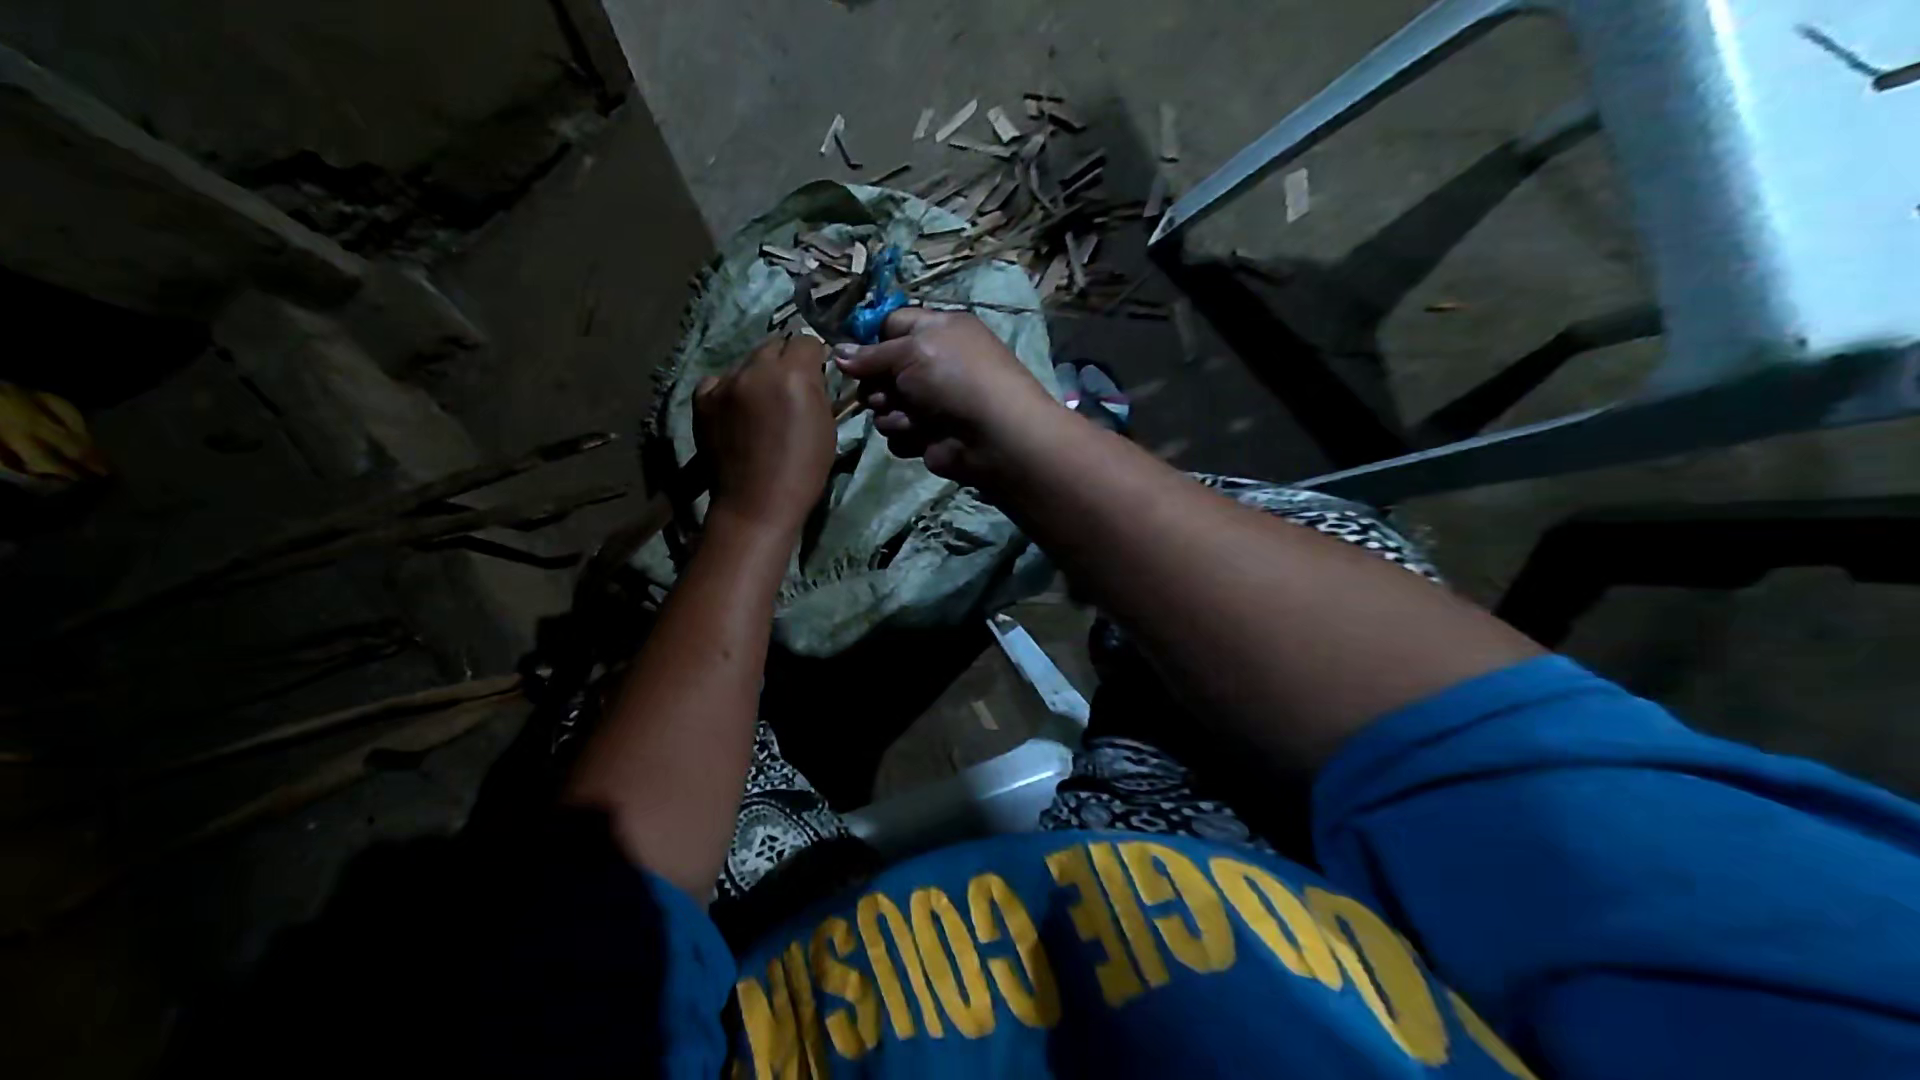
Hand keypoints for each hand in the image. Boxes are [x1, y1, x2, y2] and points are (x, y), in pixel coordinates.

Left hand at [694, 333, 834, 536]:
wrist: (757, 503)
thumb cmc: (803, 471)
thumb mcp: (826, 426)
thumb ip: (817, 391)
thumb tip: (811, 374)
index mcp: (793, 375)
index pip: (805, 340)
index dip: (813, 355)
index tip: (816, 373)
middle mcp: (756, 370)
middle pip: (774, 345)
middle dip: (785, 361)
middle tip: (789, 389)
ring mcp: (724, 383)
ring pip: (746, 363)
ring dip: (757, 375)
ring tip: (761, 404)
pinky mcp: (702, 400)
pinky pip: (719, 381)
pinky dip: (729, 390)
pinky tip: (736, 411)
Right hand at [831, 309, 1065, 485]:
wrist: (993, 435)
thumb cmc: (955, 378)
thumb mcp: (912, 350)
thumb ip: (871, 353)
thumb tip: (837, 352)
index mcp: (936, 331)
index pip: (891, 325)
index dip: (871, 339)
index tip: (856, 354)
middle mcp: (931, 364)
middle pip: (879, 369)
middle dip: (876, 383)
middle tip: (888, 391)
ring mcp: (928, 402)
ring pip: (882, 405)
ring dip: (892, 412)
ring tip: (914, 418)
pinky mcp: (925, 435)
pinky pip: (895, 433)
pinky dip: (905, 435)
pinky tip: (923, 437)